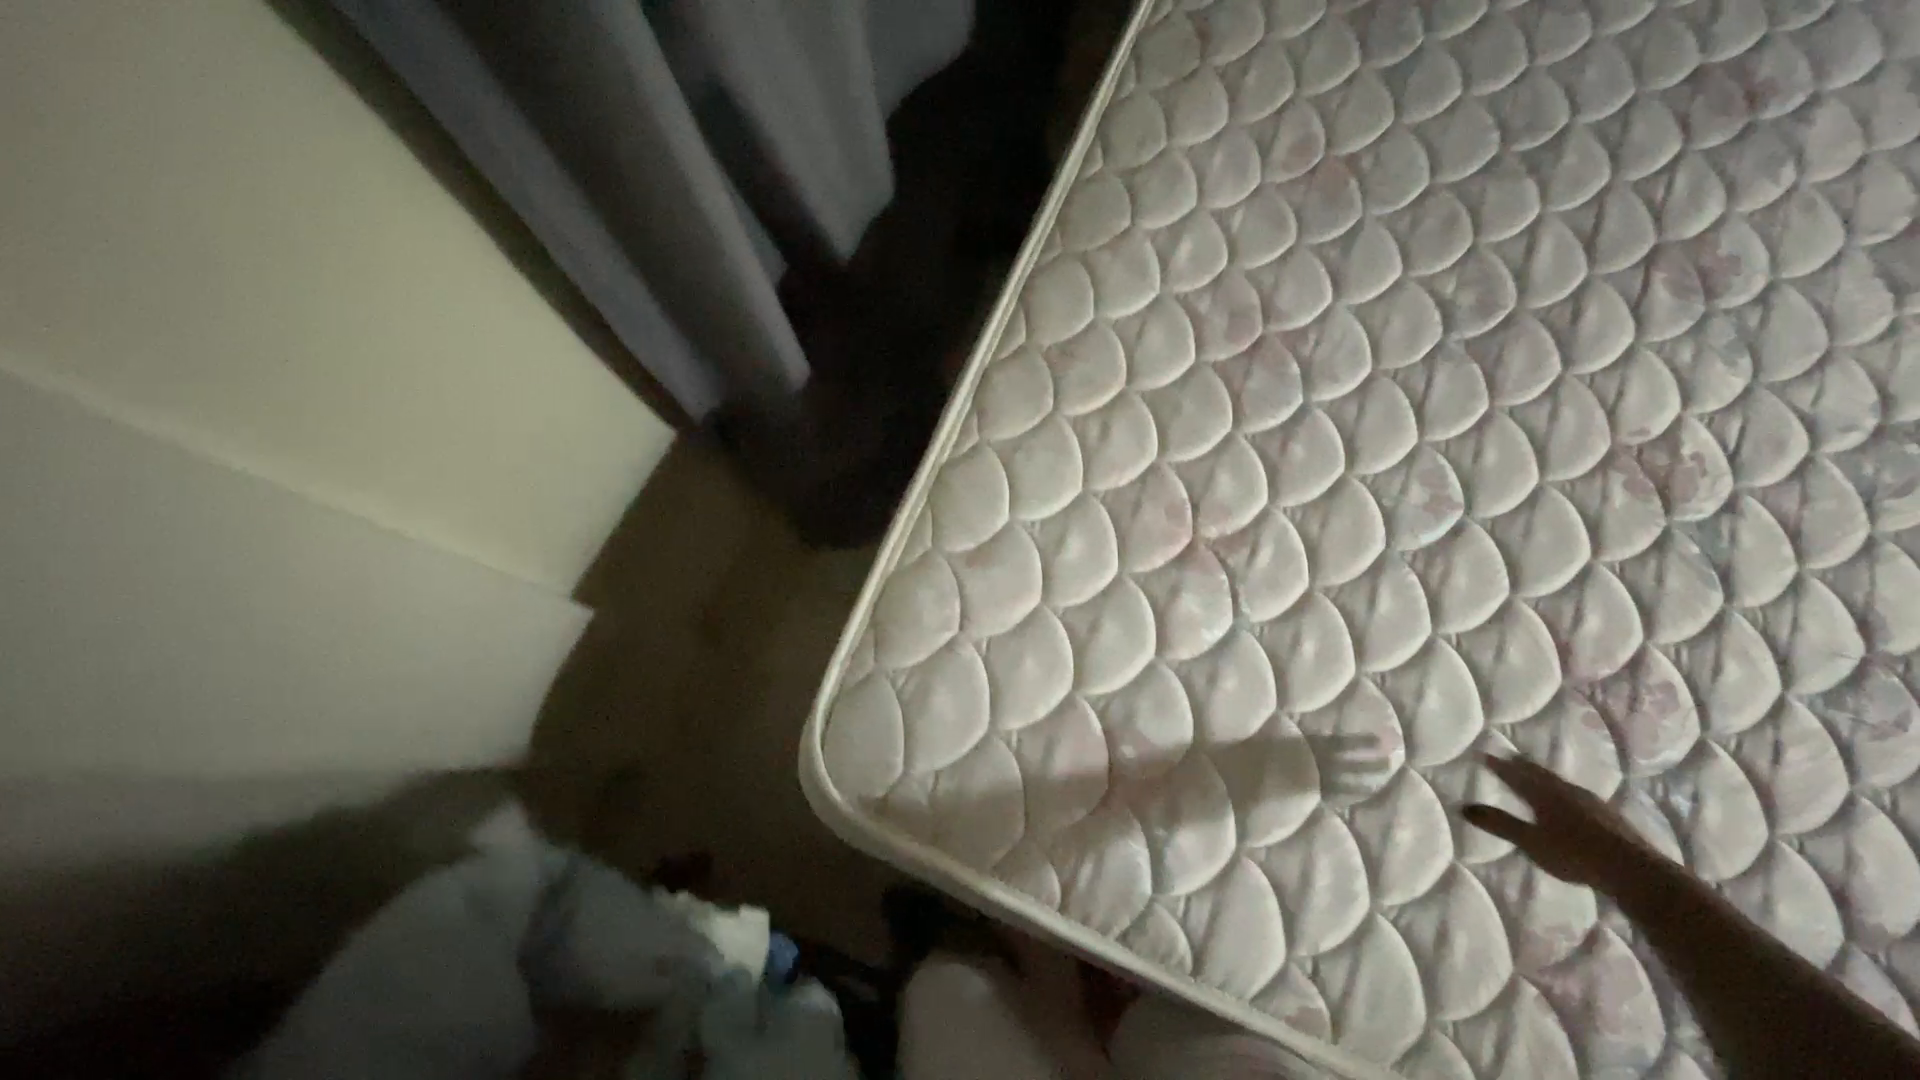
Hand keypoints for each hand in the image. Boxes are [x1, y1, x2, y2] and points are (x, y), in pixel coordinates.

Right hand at [1462, 754, 1659, 892]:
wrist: (1633, 870)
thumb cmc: (1574, 854)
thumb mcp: (1530, 842)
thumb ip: (1499, 824)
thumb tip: (1463, 806)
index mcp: (1544, 795)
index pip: (1515, 775)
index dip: (1498, 766)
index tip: (1483, 754)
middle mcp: (1567, 791)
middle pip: (1540, 774)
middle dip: (1522, 765)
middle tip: (1510, 756)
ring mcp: (1592, 802)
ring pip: (1561, 782)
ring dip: (1546, 776)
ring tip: (1538, 774)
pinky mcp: (1610, 816)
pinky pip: (1579, 795)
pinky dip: (1565, 791)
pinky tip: (1572, 799)